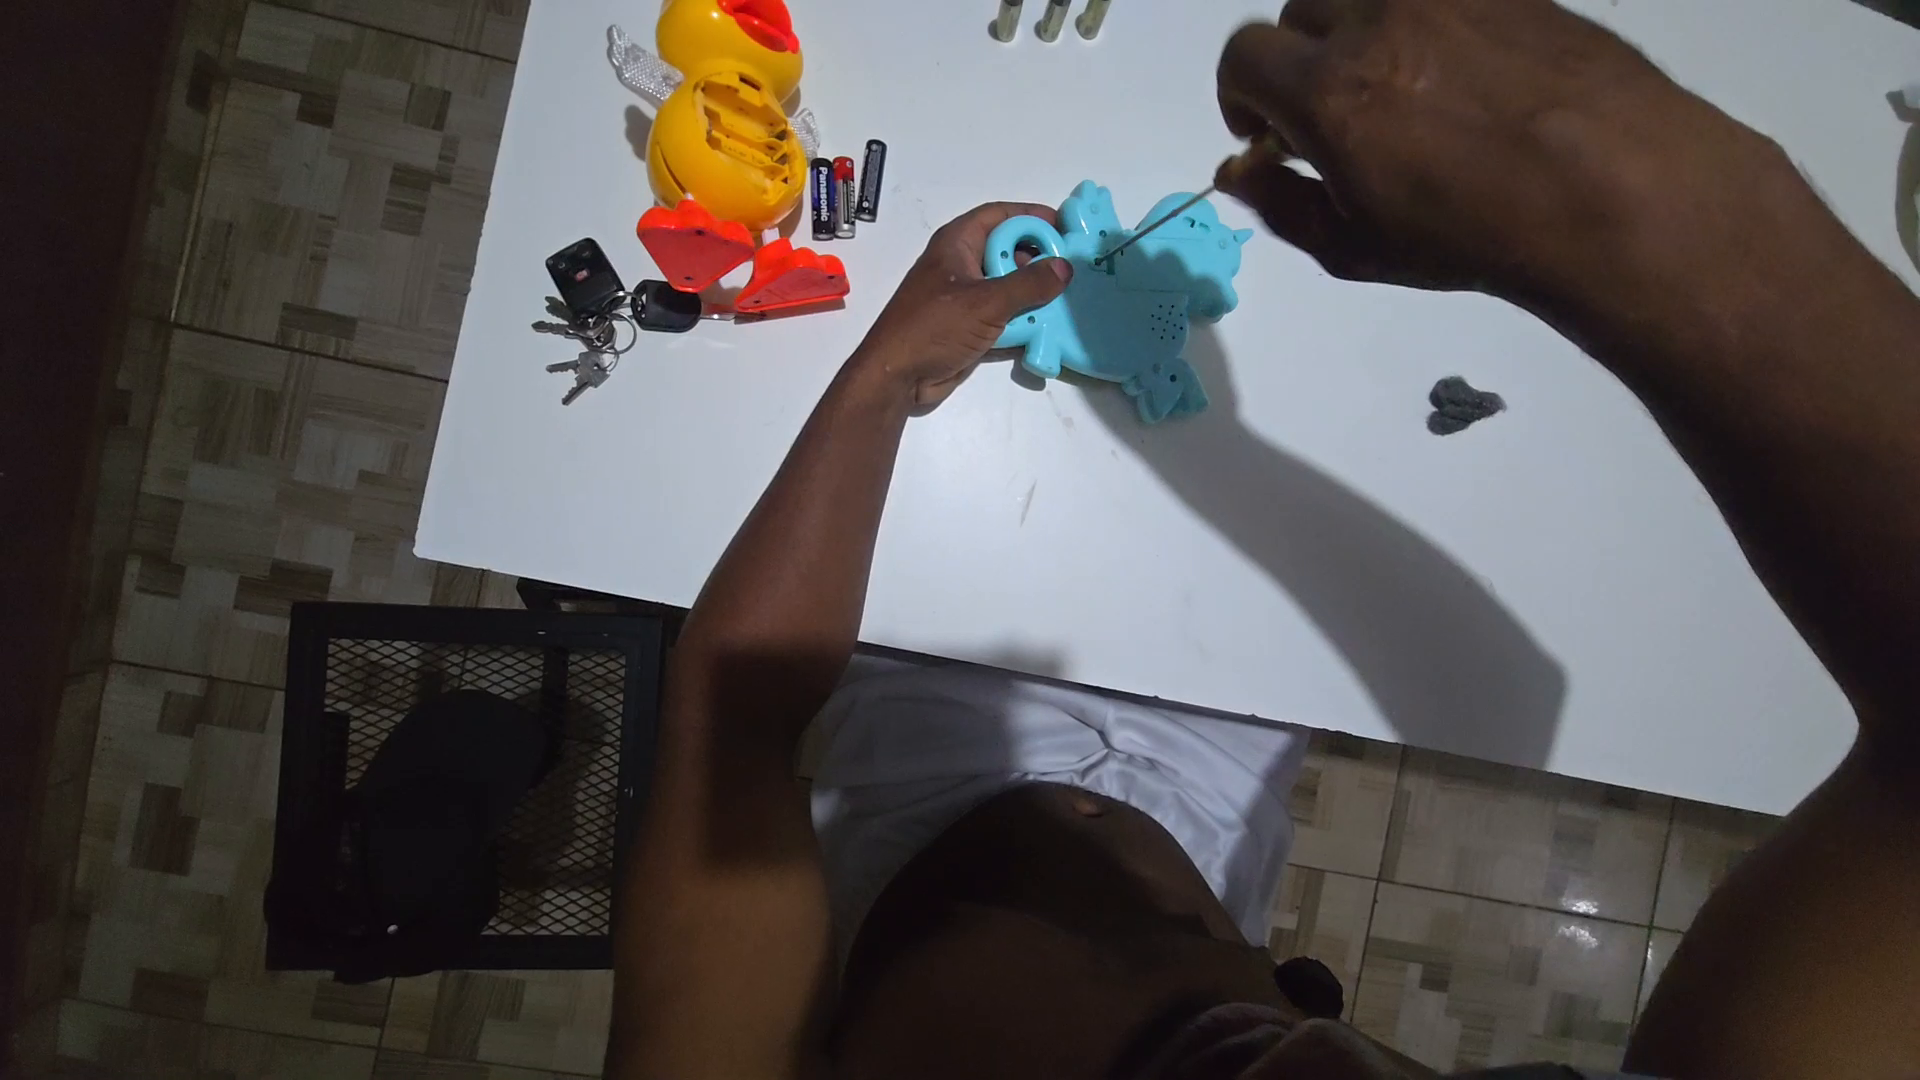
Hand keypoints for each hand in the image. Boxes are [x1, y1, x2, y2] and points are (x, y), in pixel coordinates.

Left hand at [851, 202, 1073, 408]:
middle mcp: (960, 265)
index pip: (1000, 216)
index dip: (1032, 216)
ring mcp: (963, 298)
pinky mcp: (967, 327)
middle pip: (1007, 251)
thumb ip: (1029, 284)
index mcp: (957, 243)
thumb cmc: (935, 328)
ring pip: (1006, 286)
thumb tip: (1065, 267)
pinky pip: (1001, 315)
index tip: (1064, 226)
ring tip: (1066, 297)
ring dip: (1032, 292)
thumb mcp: (986, 302)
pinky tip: (1046, 325)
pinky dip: (1021, 318)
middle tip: (1071, 268)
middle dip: (1038, 258)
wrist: (897, 376)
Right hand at [1214, 0, 1798, 319]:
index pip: (1243, 56)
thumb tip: (1238, 172)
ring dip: (1346, 35)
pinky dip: (1409, 24)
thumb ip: (1278, 201)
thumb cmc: (1460, 234)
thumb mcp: (1347, 245)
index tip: (1263, 134)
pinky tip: (1442, 75)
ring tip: (1381, 89)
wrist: (1603, 188)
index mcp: (1330, 92)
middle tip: (1322, 117)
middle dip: (1291, 64)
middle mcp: (1378, 21)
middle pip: (1296, 13)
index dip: (1237, 97)